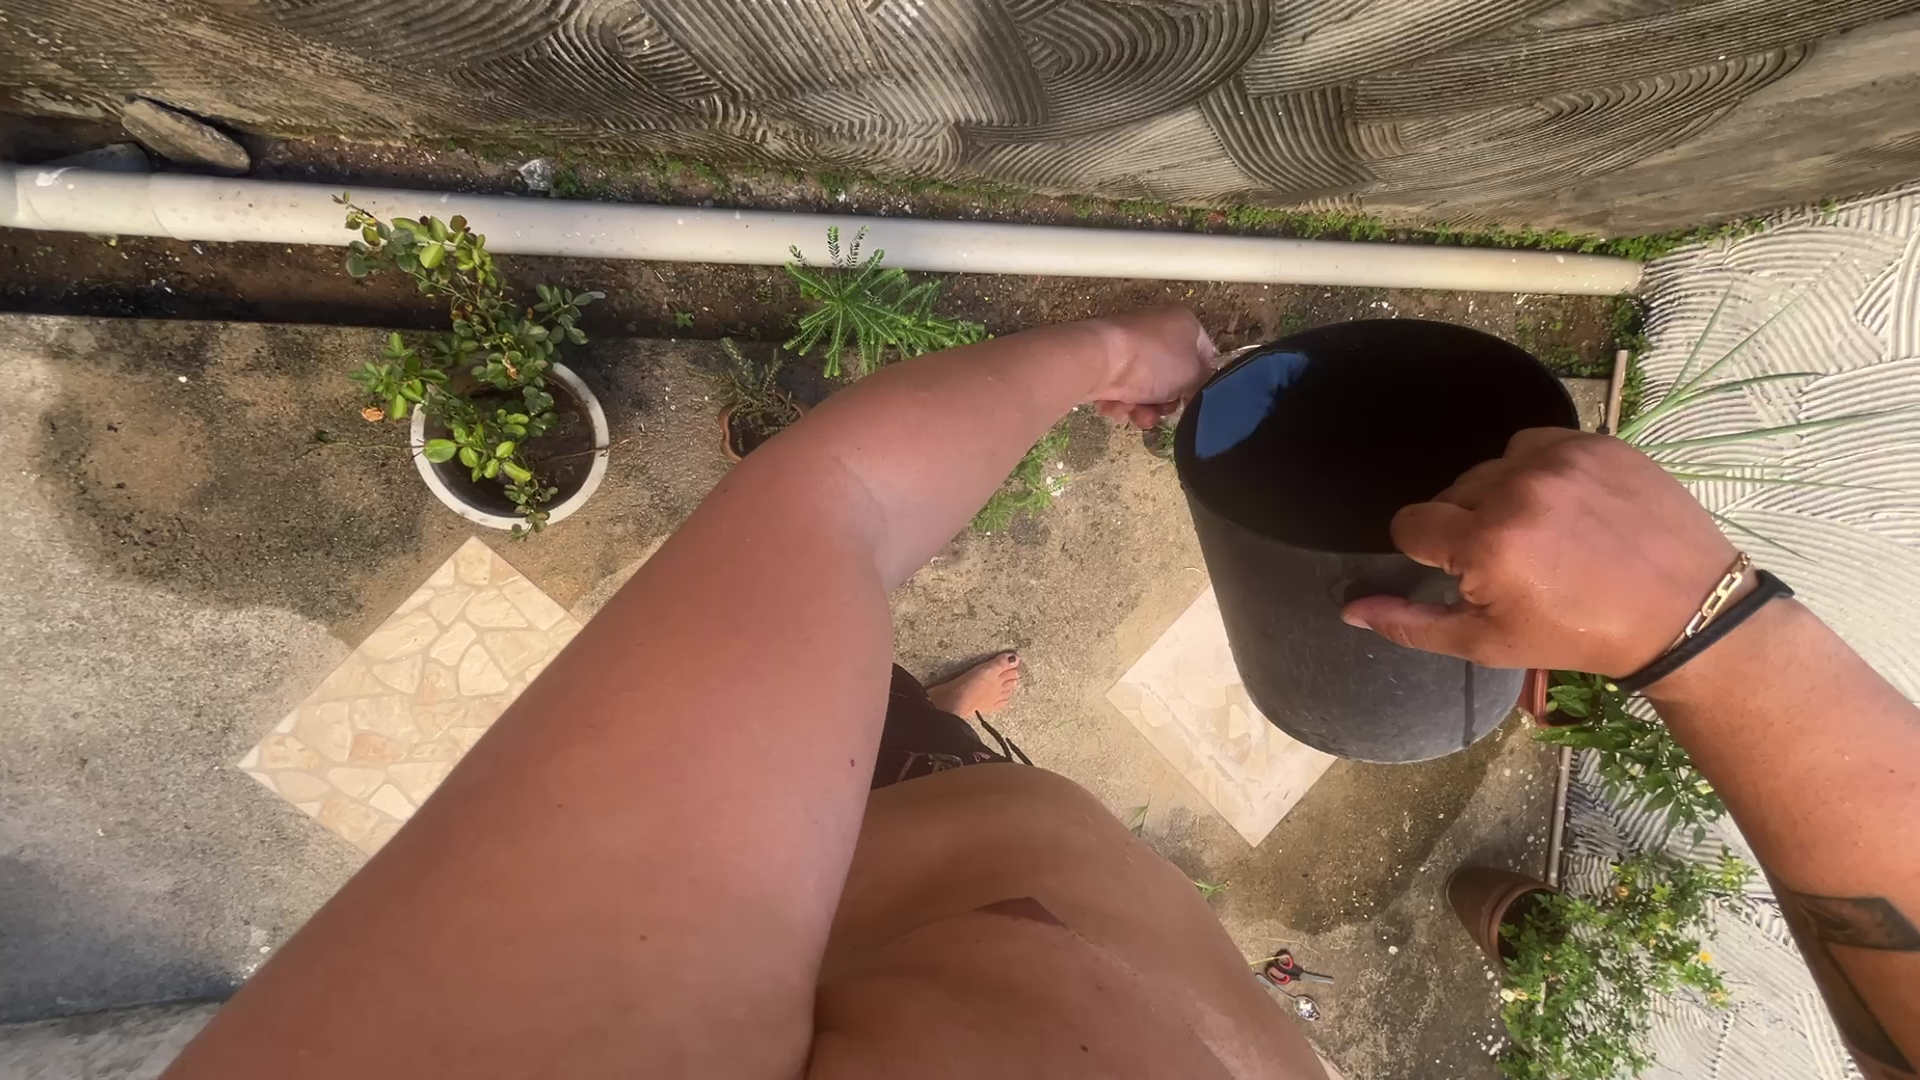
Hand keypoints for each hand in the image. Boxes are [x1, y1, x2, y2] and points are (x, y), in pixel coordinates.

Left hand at [1083, 308, 1217, 427]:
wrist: (1097, 360)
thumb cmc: (1153, 361)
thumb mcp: (1192, 374)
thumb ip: (1203, 382)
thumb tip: (1198, 389)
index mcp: (1182, 324)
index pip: (1204, 354)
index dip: (1203, 380)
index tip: (1196, 401)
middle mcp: (1155, 331)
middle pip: (1170, 378)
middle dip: (1166, 402)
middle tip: (1162, 410)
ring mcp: (1127, 348)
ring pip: (1143, 389)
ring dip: (1142, 409)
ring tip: (1137, 415)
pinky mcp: (1103, 364)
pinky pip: (1118, 390)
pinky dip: (1118, 403)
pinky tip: (1115, 405)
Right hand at [1340, 429, 1738, 676]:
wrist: (1691, 616)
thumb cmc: (1576, 635)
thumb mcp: (1484, 642)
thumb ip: (1408, 623)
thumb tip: (1348, 610)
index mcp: (1486, 543)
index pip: (1410, 524)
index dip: (1428, 550)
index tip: (1466, 569)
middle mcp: (1516, 492)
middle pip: (1448, 494)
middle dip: (1466, 525)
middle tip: (1514, 559)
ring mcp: (1560, 462)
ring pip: (1486, 470)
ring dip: (1497, 497)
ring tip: (1540, 530)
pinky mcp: (1596, 444)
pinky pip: (1531, 445)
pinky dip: (1534, 470)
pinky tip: (1562, 503)